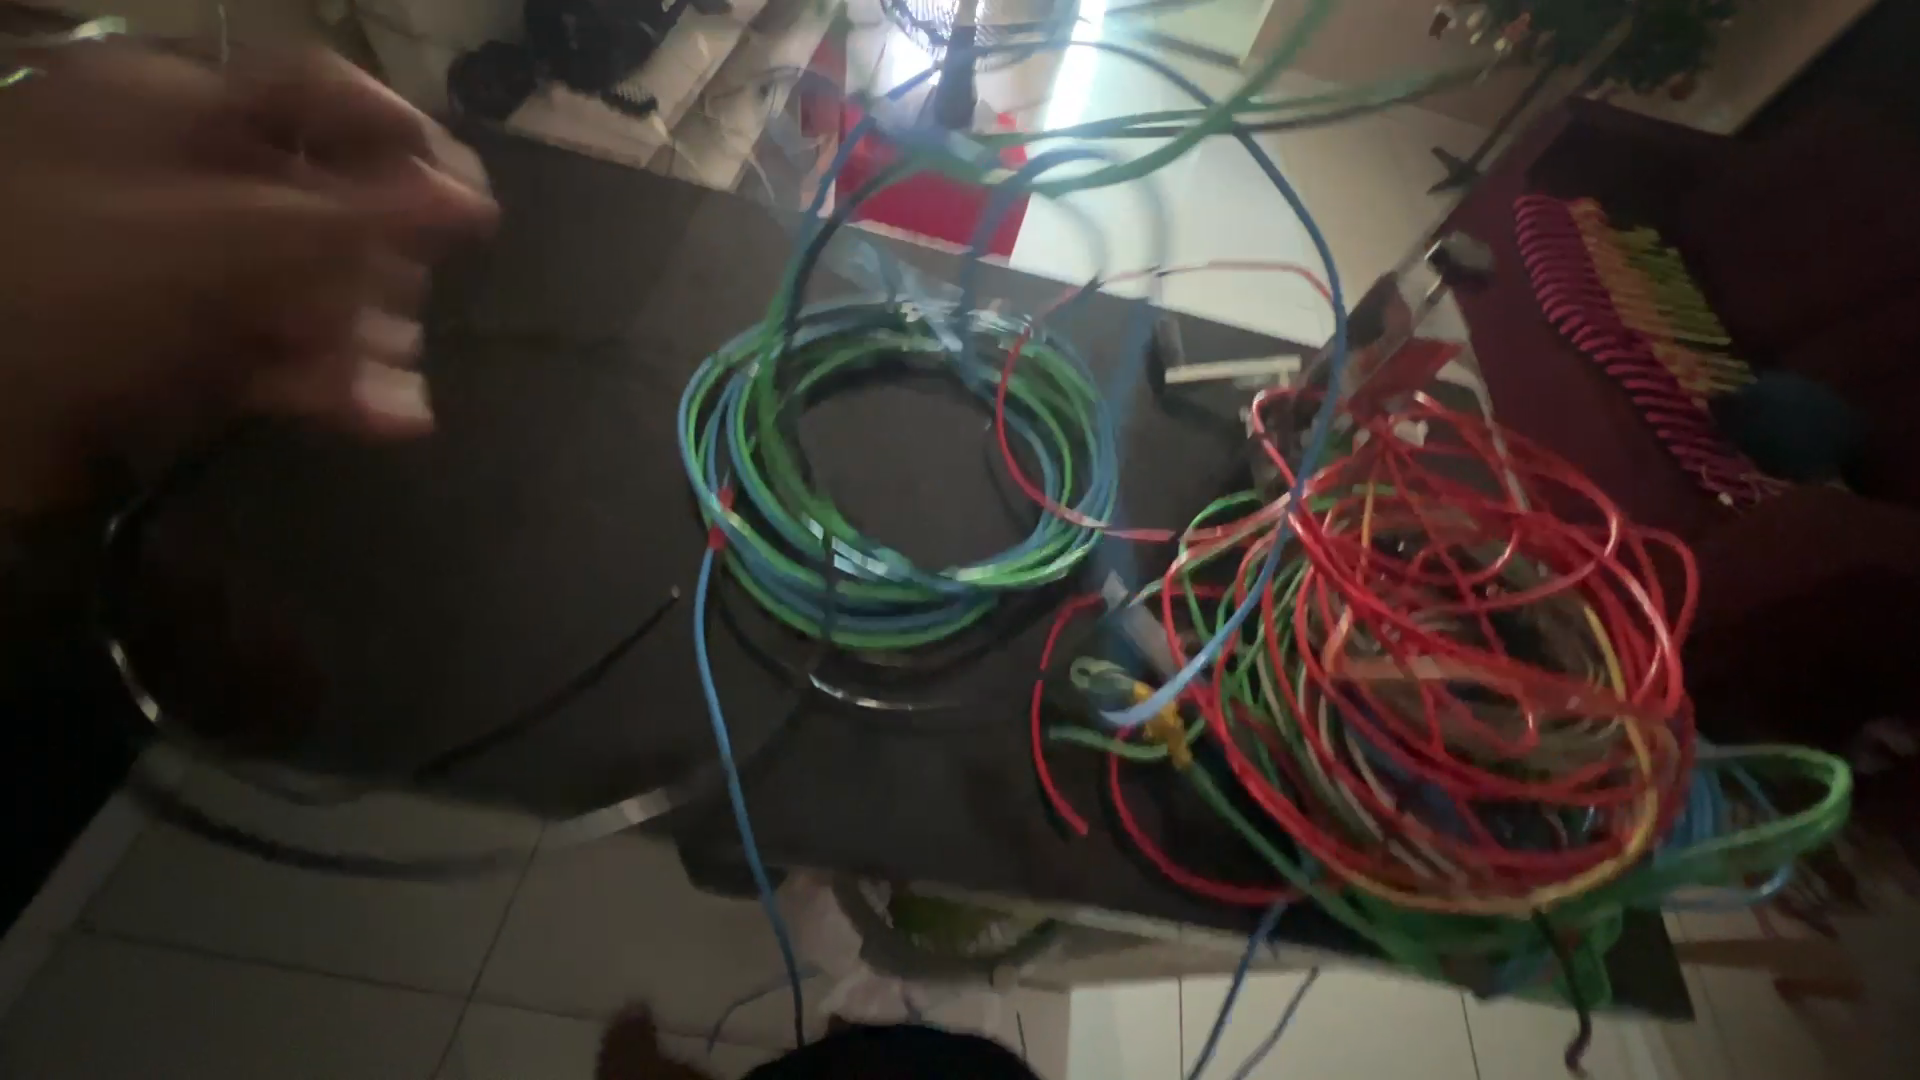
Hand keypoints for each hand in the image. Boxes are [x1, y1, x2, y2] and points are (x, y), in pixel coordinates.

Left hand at [0, 40, 495, 511]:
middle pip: (343, 211)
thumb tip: (475, 203)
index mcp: (181, 114)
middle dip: (384, 277)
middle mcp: (202, 180)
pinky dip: (342, 384)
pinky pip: (300, 348)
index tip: (475, 204)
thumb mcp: (224, 235)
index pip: (324, 95)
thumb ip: (360, 214)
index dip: (408, 139)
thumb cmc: (71, 285)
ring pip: (330, 292)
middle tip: (391, 318)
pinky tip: (389, 417)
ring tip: (389, 391)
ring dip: (370, 345)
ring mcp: (207, 264)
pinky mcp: (209, 335)